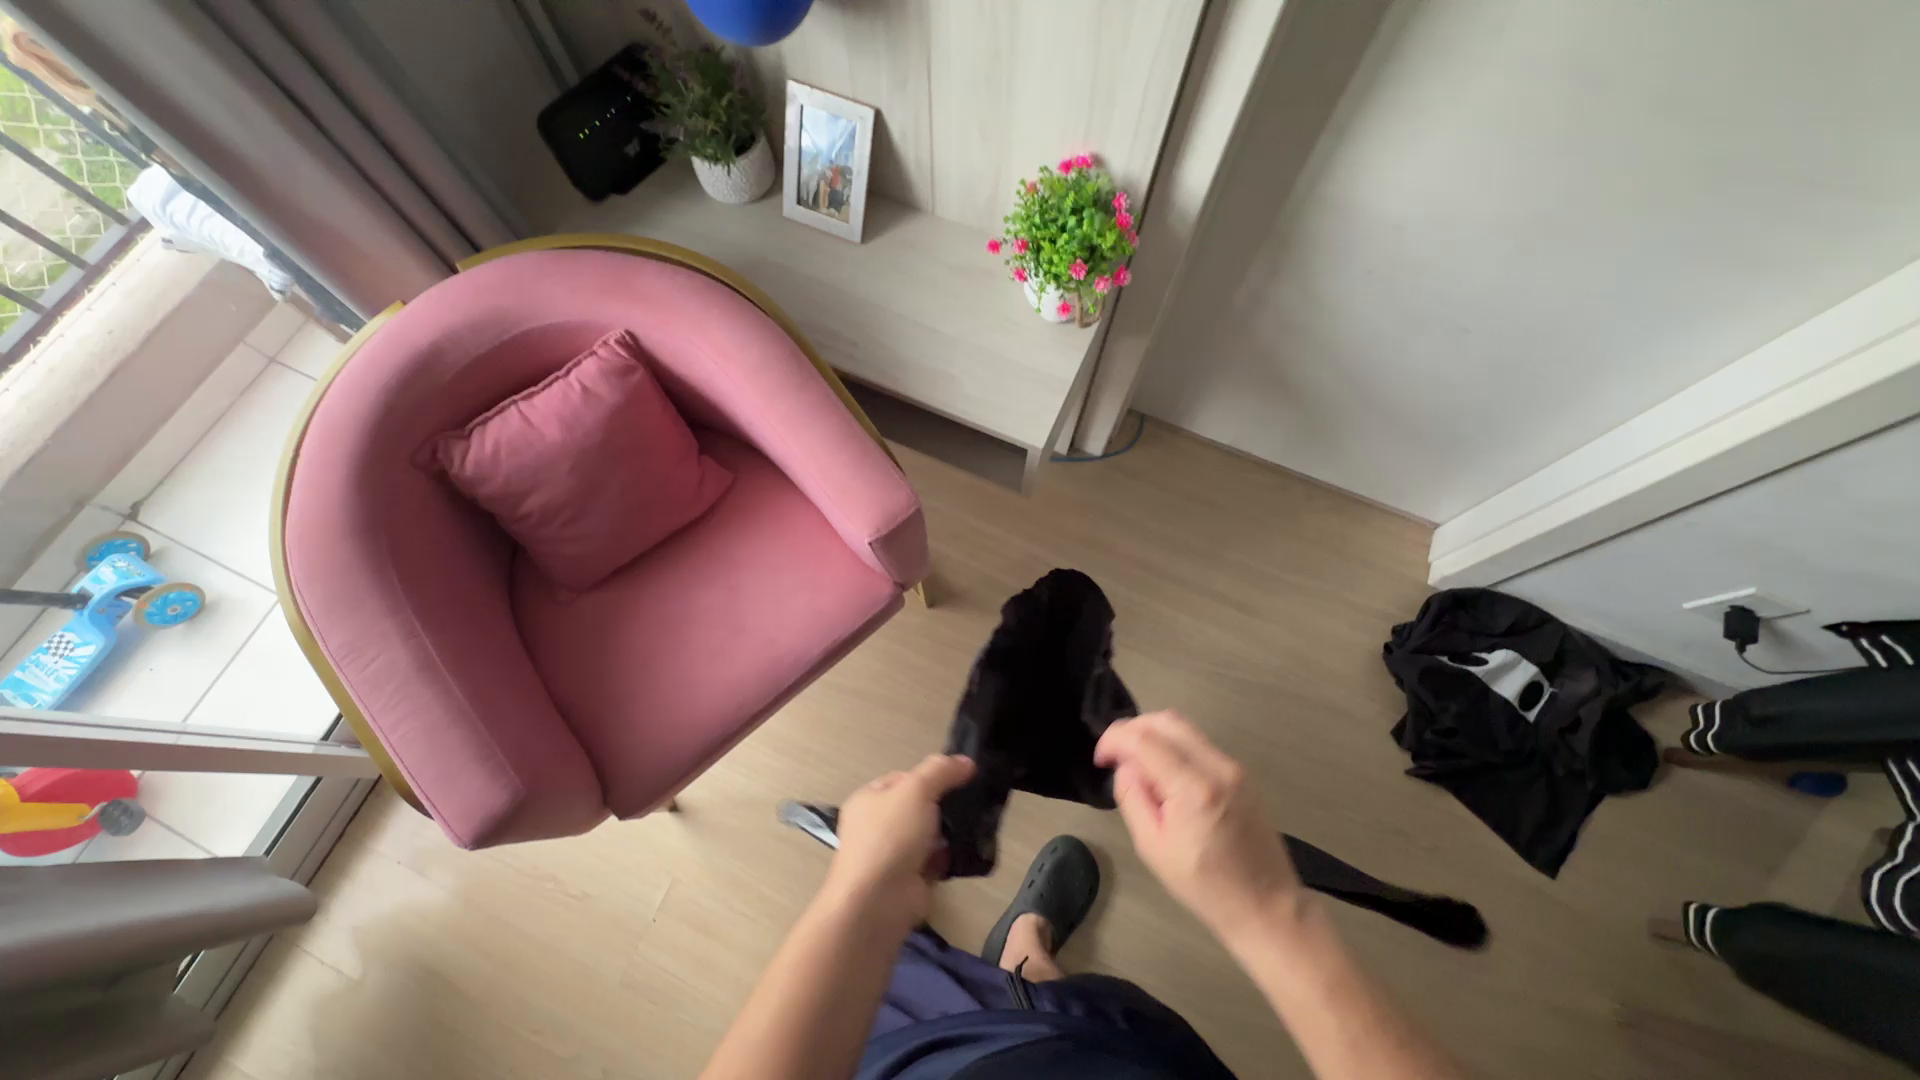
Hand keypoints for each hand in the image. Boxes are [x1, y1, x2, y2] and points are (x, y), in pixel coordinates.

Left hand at [824, 754, 974, 927]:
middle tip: (970, 804)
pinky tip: (964, 852)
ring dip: (948, 833)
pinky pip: (934, 860)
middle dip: (942, 806)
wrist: (880, 901)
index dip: (930, 776)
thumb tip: (966, 761)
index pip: (904, 778)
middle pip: (918, 806)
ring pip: (928, 834)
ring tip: (974, 827)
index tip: (958, 779)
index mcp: (869, 799)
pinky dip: (947, 857)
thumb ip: (941, 771)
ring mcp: (892, 854)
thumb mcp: (916, 790)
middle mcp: (877, 825)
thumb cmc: (891, 836)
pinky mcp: (909, 878)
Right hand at [1094, 711, 1301, 939]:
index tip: (1100, 758)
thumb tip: (1125, 767)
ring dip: (1154, 735)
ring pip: (1185, 727)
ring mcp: (1234, 768)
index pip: (1145, 740)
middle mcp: (1218, 767)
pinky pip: (1200, 744)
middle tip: (1114, 754)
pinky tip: (1164, 774)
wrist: (1266, 904)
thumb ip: (1133, 798)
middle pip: (1166, 720)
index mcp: (1194, 789)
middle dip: (1133, 729)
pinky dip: (1174, 746)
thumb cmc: (1204, 885)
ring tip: (1137, 764)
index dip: (1115, 739)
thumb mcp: (1153, 847)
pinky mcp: (1242, 774)